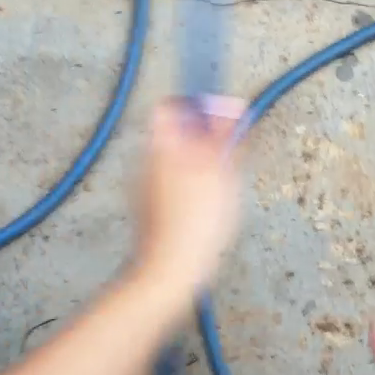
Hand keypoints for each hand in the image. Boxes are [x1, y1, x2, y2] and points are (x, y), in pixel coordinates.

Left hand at [130, 96, 245, 298]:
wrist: (170, 269)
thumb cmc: (196, 222)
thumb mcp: (222, 171)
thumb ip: (226, 134)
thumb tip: (231, 105)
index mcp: (160, 144)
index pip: (169, 106)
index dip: (194, 107)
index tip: (218, 120)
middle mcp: (145, 160)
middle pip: (174, 133)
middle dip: (202, 141)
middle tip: (226, 158)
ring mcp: (144, 184)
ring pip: (175, 160)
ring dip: (198, 166)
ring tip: (220, 190)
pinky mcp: (148, 207)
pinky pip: (172, 186)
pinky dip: (190, 190)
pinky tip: (207, 210)